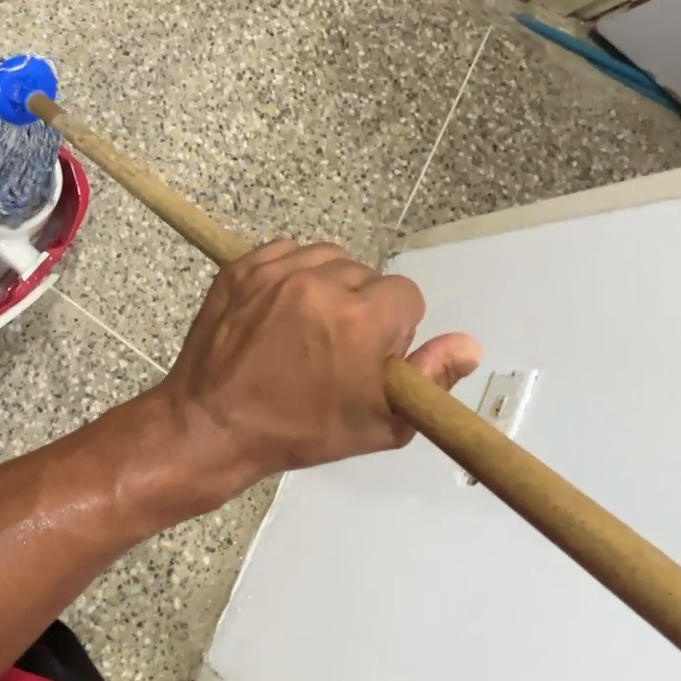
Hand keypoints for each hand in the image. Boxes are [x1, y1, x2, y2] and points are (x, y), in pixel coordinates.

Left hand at [156, 240, 481, 486]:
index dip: (395, 325)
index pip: (405, 294)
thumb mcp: (381, 422)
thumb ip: (430, 377)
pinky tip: (281, 303)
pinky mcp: (239, 268)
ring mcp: (273, 272)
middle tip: (336, 343)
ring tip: (308, 321)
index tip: (371, 351)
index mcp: (361, 319)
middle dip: (361, 304)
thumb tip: (466, 343)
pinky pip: (282, 250)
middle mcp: (319, 284)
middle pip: (364, 274)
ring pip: (324, 257)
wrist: (214, 421)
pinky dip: (289, 270)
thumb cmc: (299, 429)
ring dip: (326, 282)